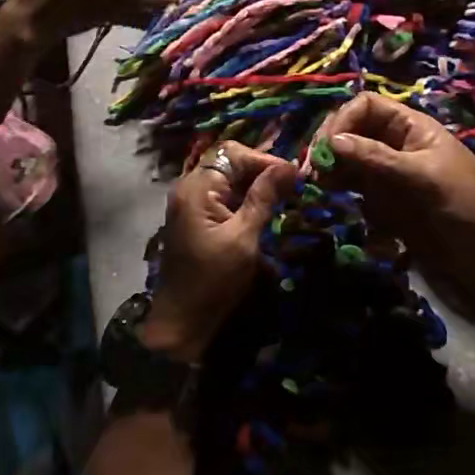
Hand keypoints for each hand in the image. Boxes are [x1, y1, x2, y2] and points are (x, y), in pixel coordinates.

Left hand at [143, 142, 297, 362]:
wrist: (182, 321)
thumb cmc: (213, 281)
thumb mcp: (244, 238)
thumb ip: (264, 198)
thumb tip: (289, 165)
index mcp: (196, 188)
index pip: (232, 153)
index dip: (264, 160)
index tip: (292, 178)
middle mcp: (189, 188)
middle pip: (229, 162)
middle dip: (261, 171)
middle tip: (291, 189)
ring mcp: (191, 203)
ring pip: (228, 179)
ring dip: (255, 186)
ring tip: (283, 200)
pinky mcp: (196, 218)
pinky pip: (222, 196)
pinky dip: (244, 200)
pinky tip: (264, 213)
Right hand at [316, 93, 474, 310]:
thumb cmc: (469, 210)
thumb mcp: (423, 179)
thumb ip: (376, 158)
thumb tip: (331, 142)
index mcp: (413, 129)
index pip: (365, 107)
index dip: (341, 121)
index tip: (324, 150)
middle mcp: (397, 147)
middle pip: (351, 133)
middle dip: (330, 149)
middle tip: (312, 174)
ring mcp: (389, 178)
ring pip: (348, 165)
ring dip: (331, 175)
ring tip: (318, 192)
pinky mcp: (385, 208)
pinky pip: (354, 194)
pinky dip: (343, 199)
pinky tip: (339, 209)